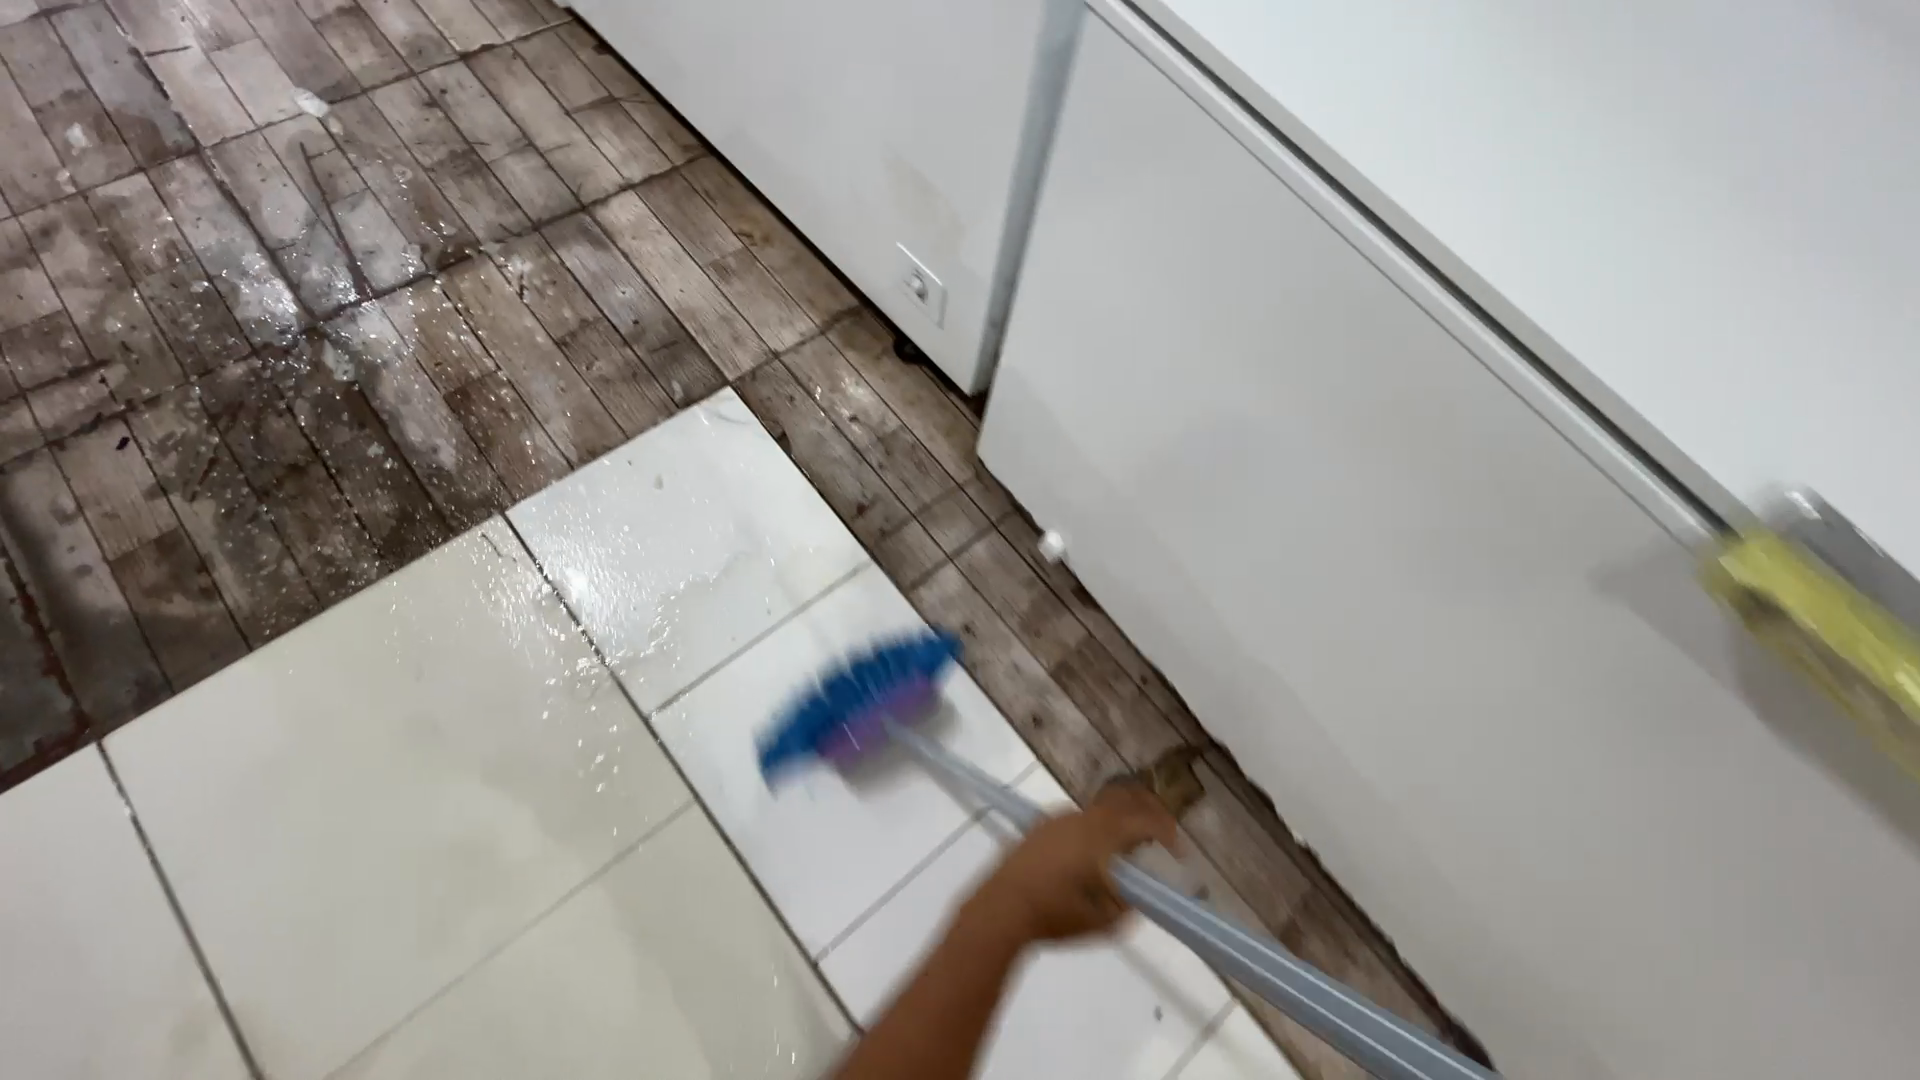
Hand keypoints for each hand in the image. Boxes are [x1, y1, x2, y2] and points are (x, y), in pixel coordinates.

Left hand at [961, 784, 1179, 944]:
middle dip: (1146, 812)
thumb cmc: (1054, 915)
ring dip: (1117, 822)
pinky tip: (1089, 857)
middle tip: (1159, 834)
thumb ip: (1129, 903)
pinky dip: (1094, 830)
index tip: (1178, 849)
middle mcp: (1080, 817)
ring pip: (1098, 810)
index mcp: (1100, 835)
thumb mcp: (1103, 921)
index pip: (1144, 820)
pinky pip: (1077, 819)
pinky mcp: (1039, 826)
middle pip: (1122, 799)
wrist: (1000, 908)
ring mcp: (1056, 818)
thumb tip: (1139, 892)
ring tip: (1124, 852)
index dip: (1166, 831)